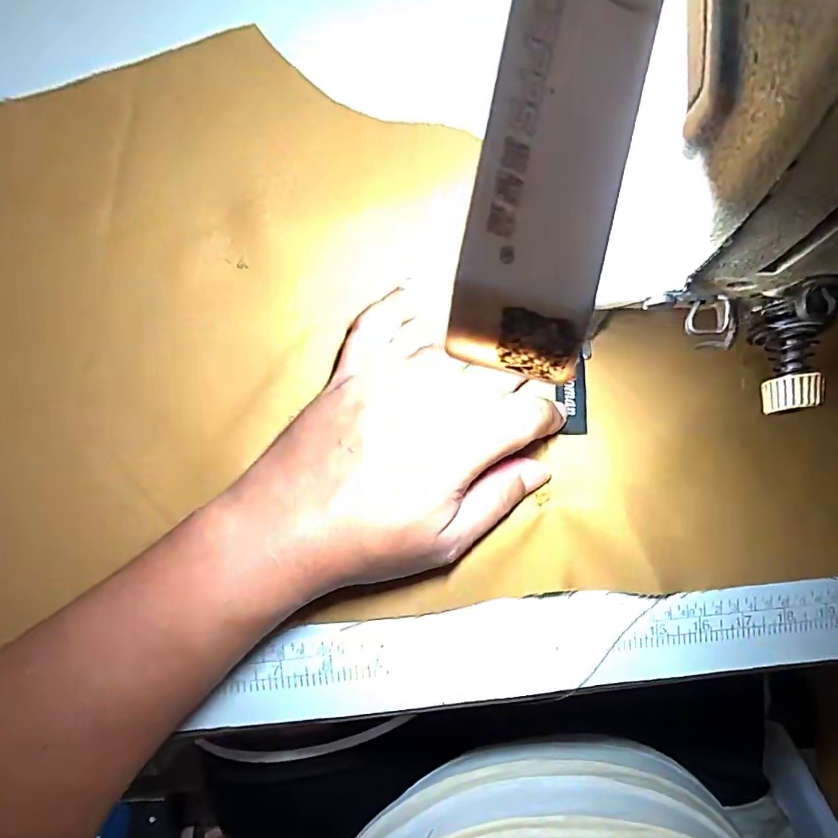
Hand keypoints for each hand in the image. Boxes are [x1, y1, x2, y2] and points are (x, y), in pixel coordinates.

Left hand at [214, 289, 564, 599]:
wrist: (287, 527)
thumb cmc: (365, 542)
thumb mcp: (445, 541)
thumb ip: (498, 499)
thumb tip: (537, 471)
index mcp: (466, 441)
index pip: (532, 409)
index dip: (550, 417)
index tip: (547, 425)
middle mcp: (435, 394)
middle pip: (502, 366)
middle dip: (529, 372)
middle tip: (536, 379)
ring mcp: (391, 373)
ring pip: (456, 338)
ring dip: (483, 342)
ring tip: (497, 345)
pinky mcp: (353, 367)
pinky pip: (384, 317)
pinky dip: (405, 302)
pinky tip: (423, 296)